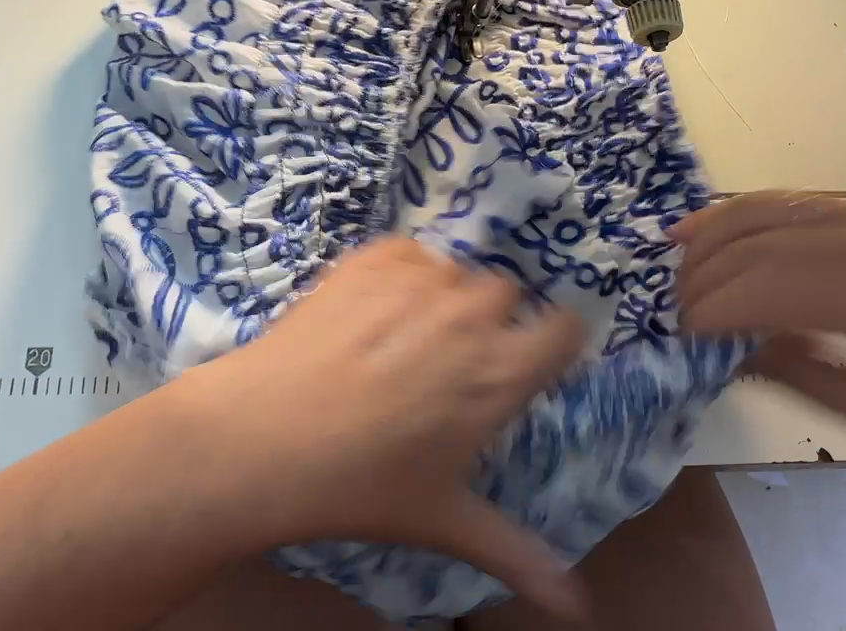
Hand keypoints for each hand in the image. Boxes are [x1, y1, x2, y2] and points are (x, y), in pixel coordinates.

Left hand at [171, 236, 588, 618]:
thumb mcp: (444, 519)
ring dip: (444, 293)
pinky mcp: (367, 261)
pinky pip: (407, 250)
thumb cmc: (363, 484)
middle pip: (505, 292)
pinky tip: (377, 305)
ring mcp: (415, 281)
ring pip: (455, 270)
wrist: (265, 436)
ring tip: (409, 333)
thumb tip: (580, 609)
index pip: (564, 328)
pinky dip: (403, 269)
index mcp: (500, 373)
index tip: (532, 354)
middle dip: (491, 317)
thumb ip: (517, 553)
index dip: (553, 338)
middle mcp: (468, 314)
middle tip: (456, 357)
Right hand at [671, 193, 845, 461]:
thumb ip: (805, 376)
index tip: (681, 339)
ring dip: (710, 236)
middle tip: (675, 314)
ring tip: (675, 265)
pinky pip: (789, 200)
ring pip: (764, 209)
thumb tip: (730, 350)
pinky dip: (739, 210)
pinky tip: (707, 225)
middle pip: (755, 245)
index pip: (766, 288)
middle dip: (701, 277)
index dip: (712, 310)